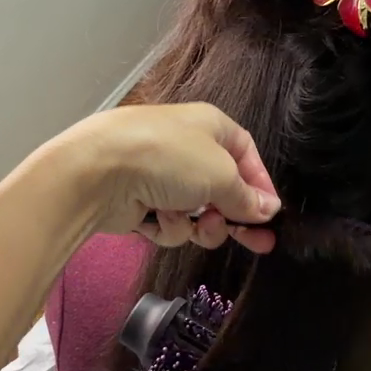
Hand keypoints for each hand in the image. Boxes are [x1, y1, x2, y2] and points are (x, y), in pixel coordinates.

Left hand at [57, 103, 280, 251]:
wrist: (99, 171)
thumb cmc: (167, 157)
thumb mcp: (221, 175)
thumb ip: (246, 197)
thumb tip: (267, 209)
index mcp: (210, 126)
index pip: (246, 156)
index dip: (260, 186)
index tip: (271, 216)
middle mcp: (187, 149)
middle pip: (223, 190)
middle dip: (235, 217)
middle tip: (256, 244)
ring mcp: (161, 177)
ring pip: (198, 213)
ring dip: (202, 225)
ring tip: (199, 225)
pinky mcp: (141, 203)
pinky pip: (170, 223)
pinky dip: (169, 226)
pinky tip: (159, 219)